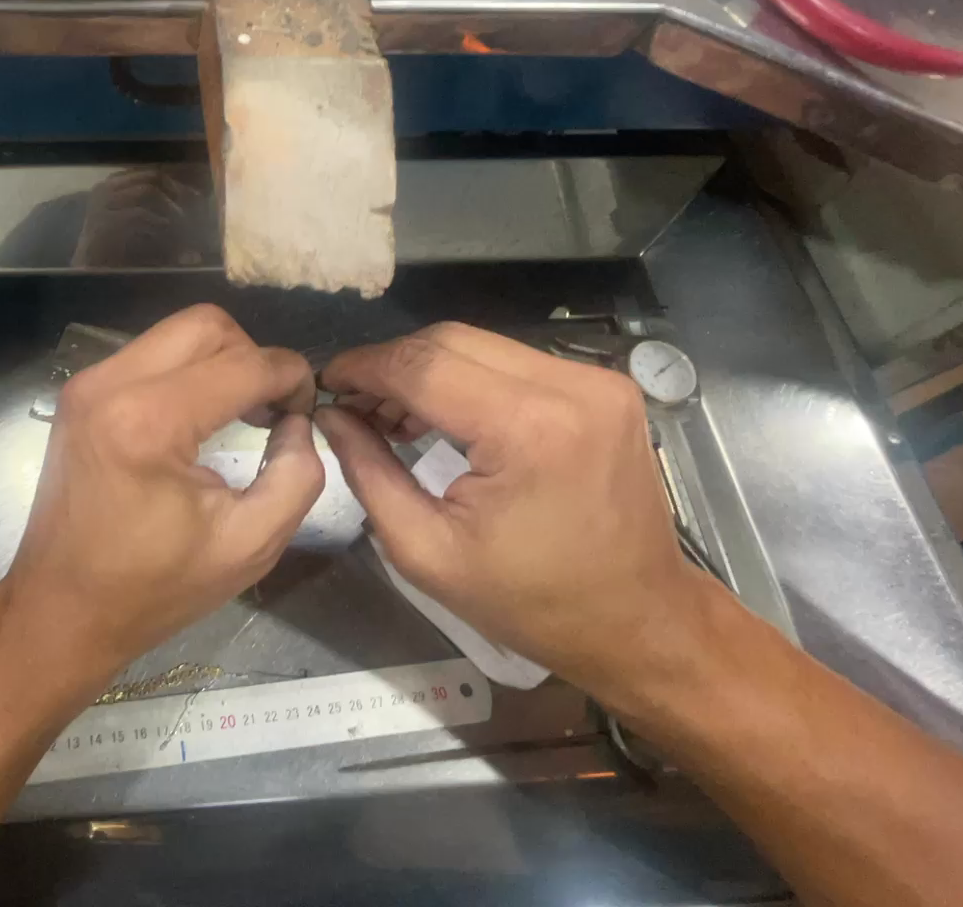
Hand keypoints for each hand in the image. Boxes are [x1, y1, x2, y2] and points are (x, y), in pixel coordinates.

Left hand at [1, 305, 324, 670]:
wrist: (62, 609)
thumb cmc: (154, 589)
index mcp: (149, 422)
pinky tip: (201, 416)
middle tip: (272, 407)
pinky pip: (149, 355)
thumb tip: (297, 421)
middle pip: (207, 325)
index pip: (244, 364)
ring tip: (242, 411)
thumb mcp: (249, 544)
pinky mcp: (79, 395)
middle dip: (254, 356)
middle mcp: (111, 385)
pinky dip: (187, 372)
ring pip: (176, 333)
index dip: (290, 378)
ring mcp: (87, 385)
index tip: (305, 410)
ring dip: (220, 361)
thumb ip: (297, 475)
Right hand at [314, 323, 707, 694]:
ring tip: (390, 415)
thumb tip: (330, 415)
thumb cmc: (528, 602)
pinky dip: (464, 378)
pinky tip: (439, 413)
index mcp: (529, 430)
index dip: (363, 368)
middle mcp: (570, 387)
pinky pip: (511, 361)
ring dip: (424, 369)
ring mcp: (596, 381)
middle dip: (389, 365)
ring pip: (479, 344)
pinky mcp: (604, 386)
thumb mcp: (424, 549)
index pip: (422, 366)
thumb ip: (368, 471)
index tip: (324, 384)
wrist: (637, 621)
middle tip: (354, 404)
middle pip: (449, 341)